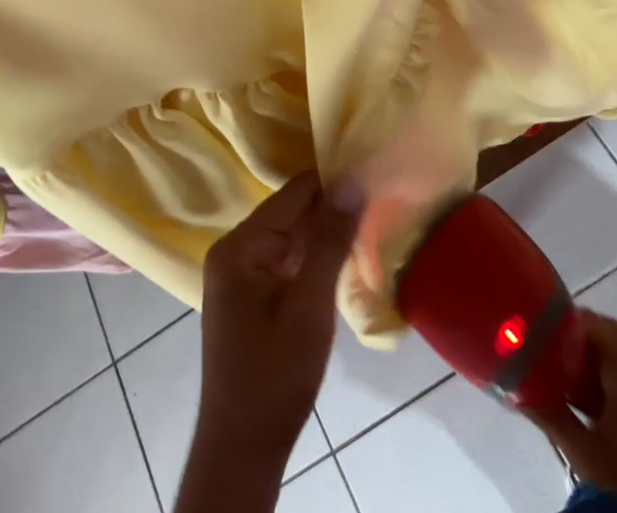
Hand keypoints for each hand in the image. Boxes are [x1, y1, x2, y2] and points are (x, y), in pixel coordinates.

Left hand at [195, 171, 361, 457]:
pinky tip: (347, 254)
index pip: (292, 194)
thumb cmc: (276, 372)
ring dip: (327, 232)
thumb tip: (353, 181)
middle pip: (290, 213)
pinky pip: (287, 262)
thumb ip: (330, 239)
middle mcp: (234, 253)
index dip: (334, 182)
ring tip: (374, 217)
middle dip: (333, 206)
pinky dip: (315, 257)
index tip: (376, 173)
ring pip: (291, 238)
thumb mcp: (309, 303)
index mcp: (239, 247)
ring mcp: (240, 277)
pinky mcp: (252, 298)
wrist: (244, 444)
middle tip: (382, 195)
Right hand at [525, 312, 616, 512]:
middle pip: (607, 334)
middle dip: (581, 352)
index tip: (541, 350)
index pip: (585, 320)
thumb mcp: (586, 450)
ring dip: (606, 364)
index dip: (559, 331)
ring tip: (588, 396)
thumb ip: (549, 416)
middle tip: (560, 378)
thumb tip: (516, 394)